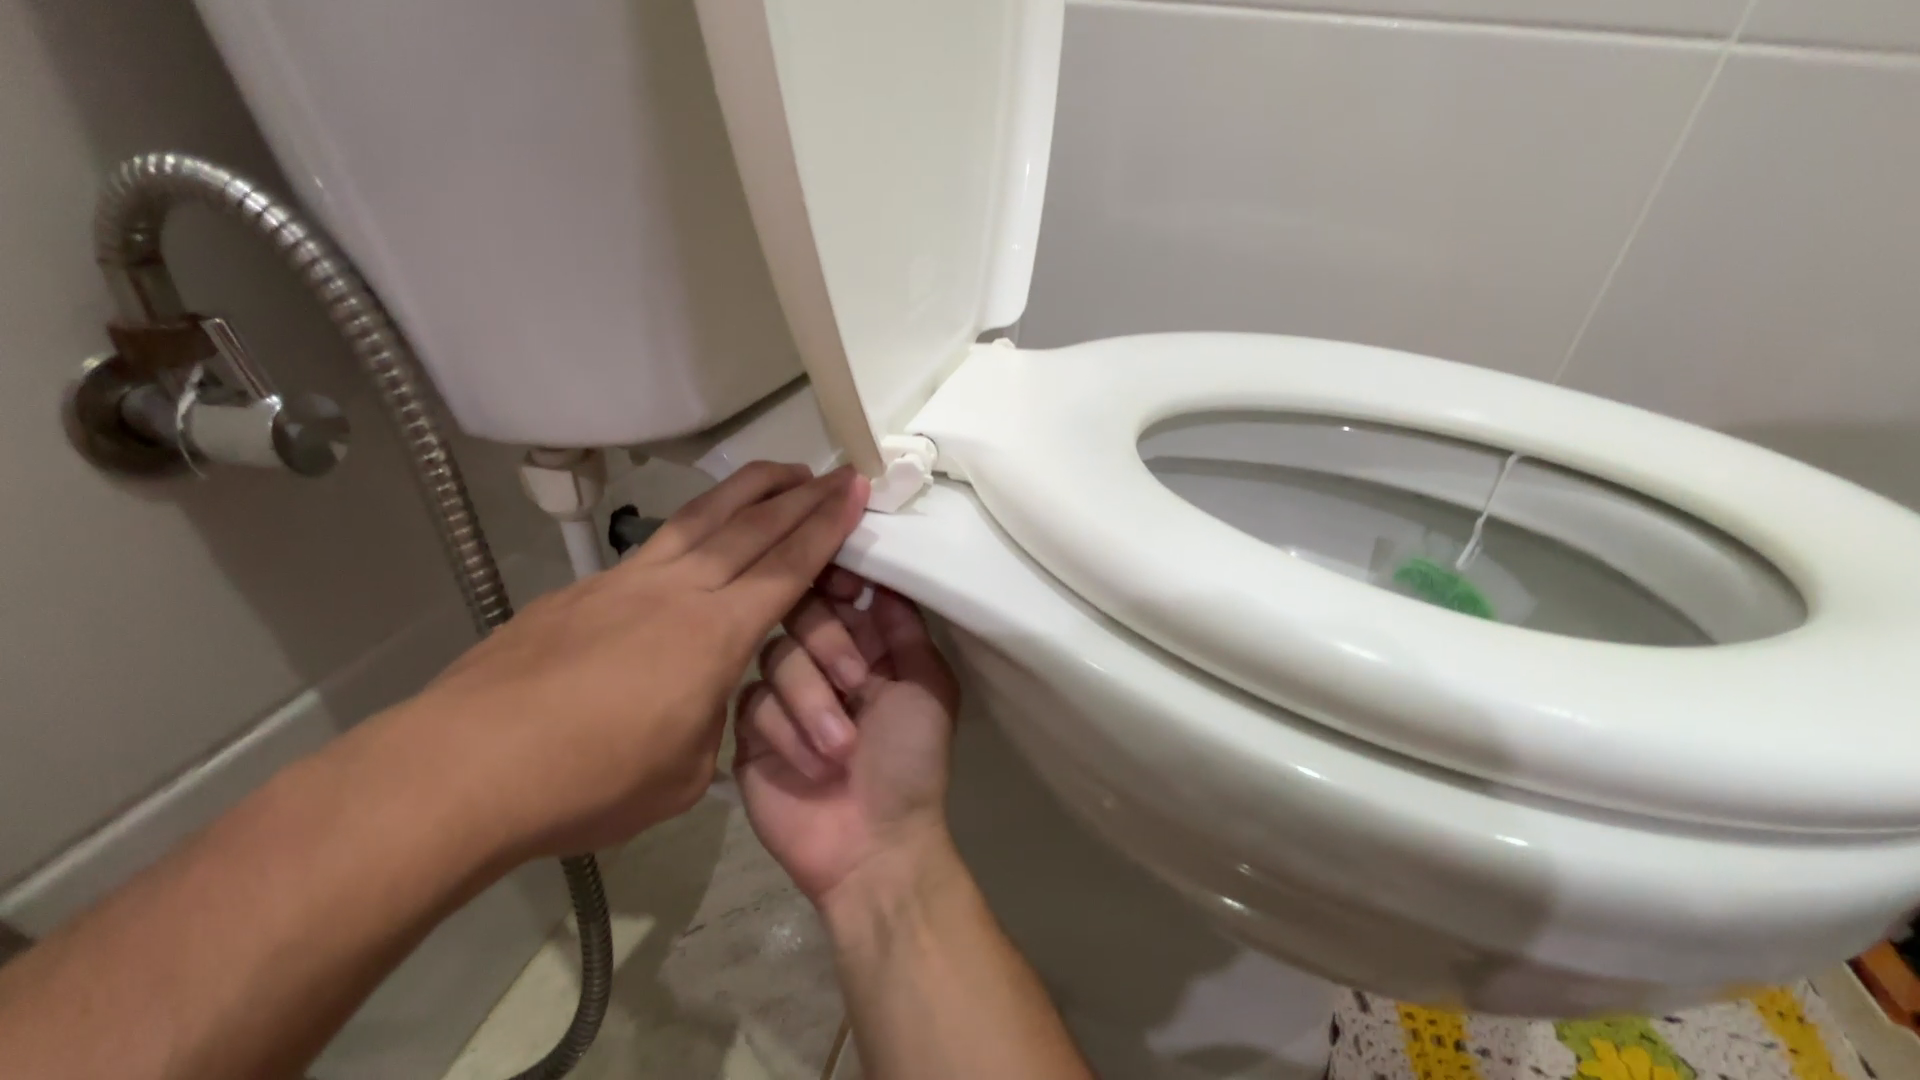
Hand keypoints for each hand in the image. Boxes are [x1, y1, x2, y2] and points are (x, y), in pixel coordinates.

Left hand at [383, 462, 868, 862]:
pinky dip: (694, 524)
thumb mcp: (684, 773)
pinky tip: (697, 529)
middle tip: (835, 471)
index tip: (853, 491)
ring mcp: (623, 583)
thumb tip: (700, 697)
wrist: (466, 768)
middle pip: (752, 528)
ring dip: (748, 490)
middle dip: (802, 495)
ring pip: (700, 519)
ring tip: (781, 470)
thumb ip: (709, 721)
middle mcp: (677, 592)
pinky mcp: (580, 591)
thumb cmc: (589, 783)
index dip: (826, 527)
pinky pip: (654, 544)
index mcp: (716, 636)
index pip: (788, 568)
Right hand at [733, 569, 960, 904]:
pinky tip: (812, 769)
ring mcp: (783, 694)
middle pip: (800, 609)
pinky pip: (753, 702)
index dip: (836, 579)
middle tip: (857, 682)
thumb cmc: (911, 764)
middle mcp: (822, 660)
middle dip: (827, 641)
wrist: (873, 845)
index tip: (842, 585)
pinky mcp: (749, 730)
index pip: (839, 590)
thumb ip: (904, 629)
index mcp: (867, 646)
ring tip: (841, 749)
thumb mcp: (928, 687)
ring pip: (775, 654)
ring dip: (812, 702)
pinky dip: (787, 733)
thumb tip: (882, 577)